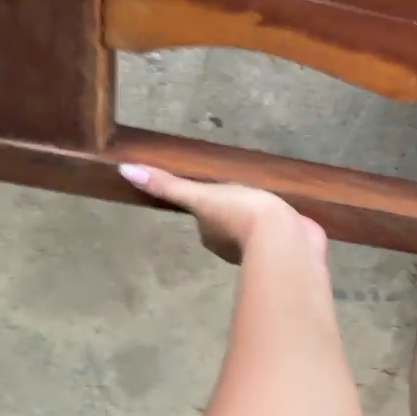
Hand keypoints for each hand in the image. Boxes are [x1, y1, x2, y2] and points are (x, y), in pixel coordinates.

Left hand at [120, 163, 327, 266]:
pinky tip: (292, 213)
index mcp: (210, 233)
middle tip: (251, 189)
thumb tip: (124, 170)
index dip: (214, 200)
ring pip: (257, 227)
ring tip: (273, 198)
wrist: (283, 237)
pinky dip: (284, 224)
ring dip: (263, 217)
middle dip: (239, 208)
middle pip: (231, 220)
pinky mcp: (286, 244)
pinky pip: (281, 231)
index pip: (207, 213)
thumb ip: (169, 185)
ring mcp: (261, 245)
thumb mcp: (202, 195)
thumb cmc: (240, 215)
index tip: (225, 188)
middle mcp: (231, 243)